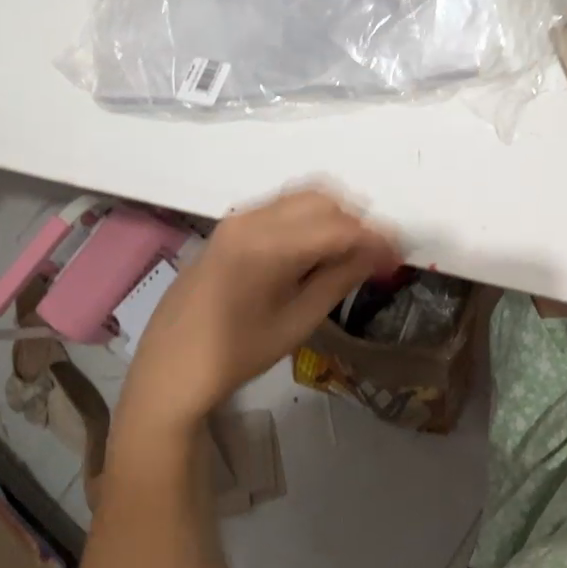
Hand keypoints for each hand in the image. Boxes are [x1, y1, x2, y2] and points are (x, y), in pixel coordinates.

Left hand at [117, 189, 400, 433]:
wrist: (168, 370)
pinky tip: (319, 247)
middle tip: (379, 255)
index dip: (375, 238)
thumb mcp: (296, 322)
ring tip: (354, 249)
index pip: (339, 227)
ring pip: (304, 197)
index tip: (399, 256)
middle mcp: (252, 220)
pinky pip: (283, 206)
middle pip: (323, 200)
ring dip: (335, 215)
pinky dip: (311, 216)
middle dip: (357, 221)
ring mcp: (238, 219)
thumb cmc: (235, 355)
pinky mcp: (231, 226)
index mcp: (267, 246)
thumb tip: (378, 253)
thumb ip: (339, 280)